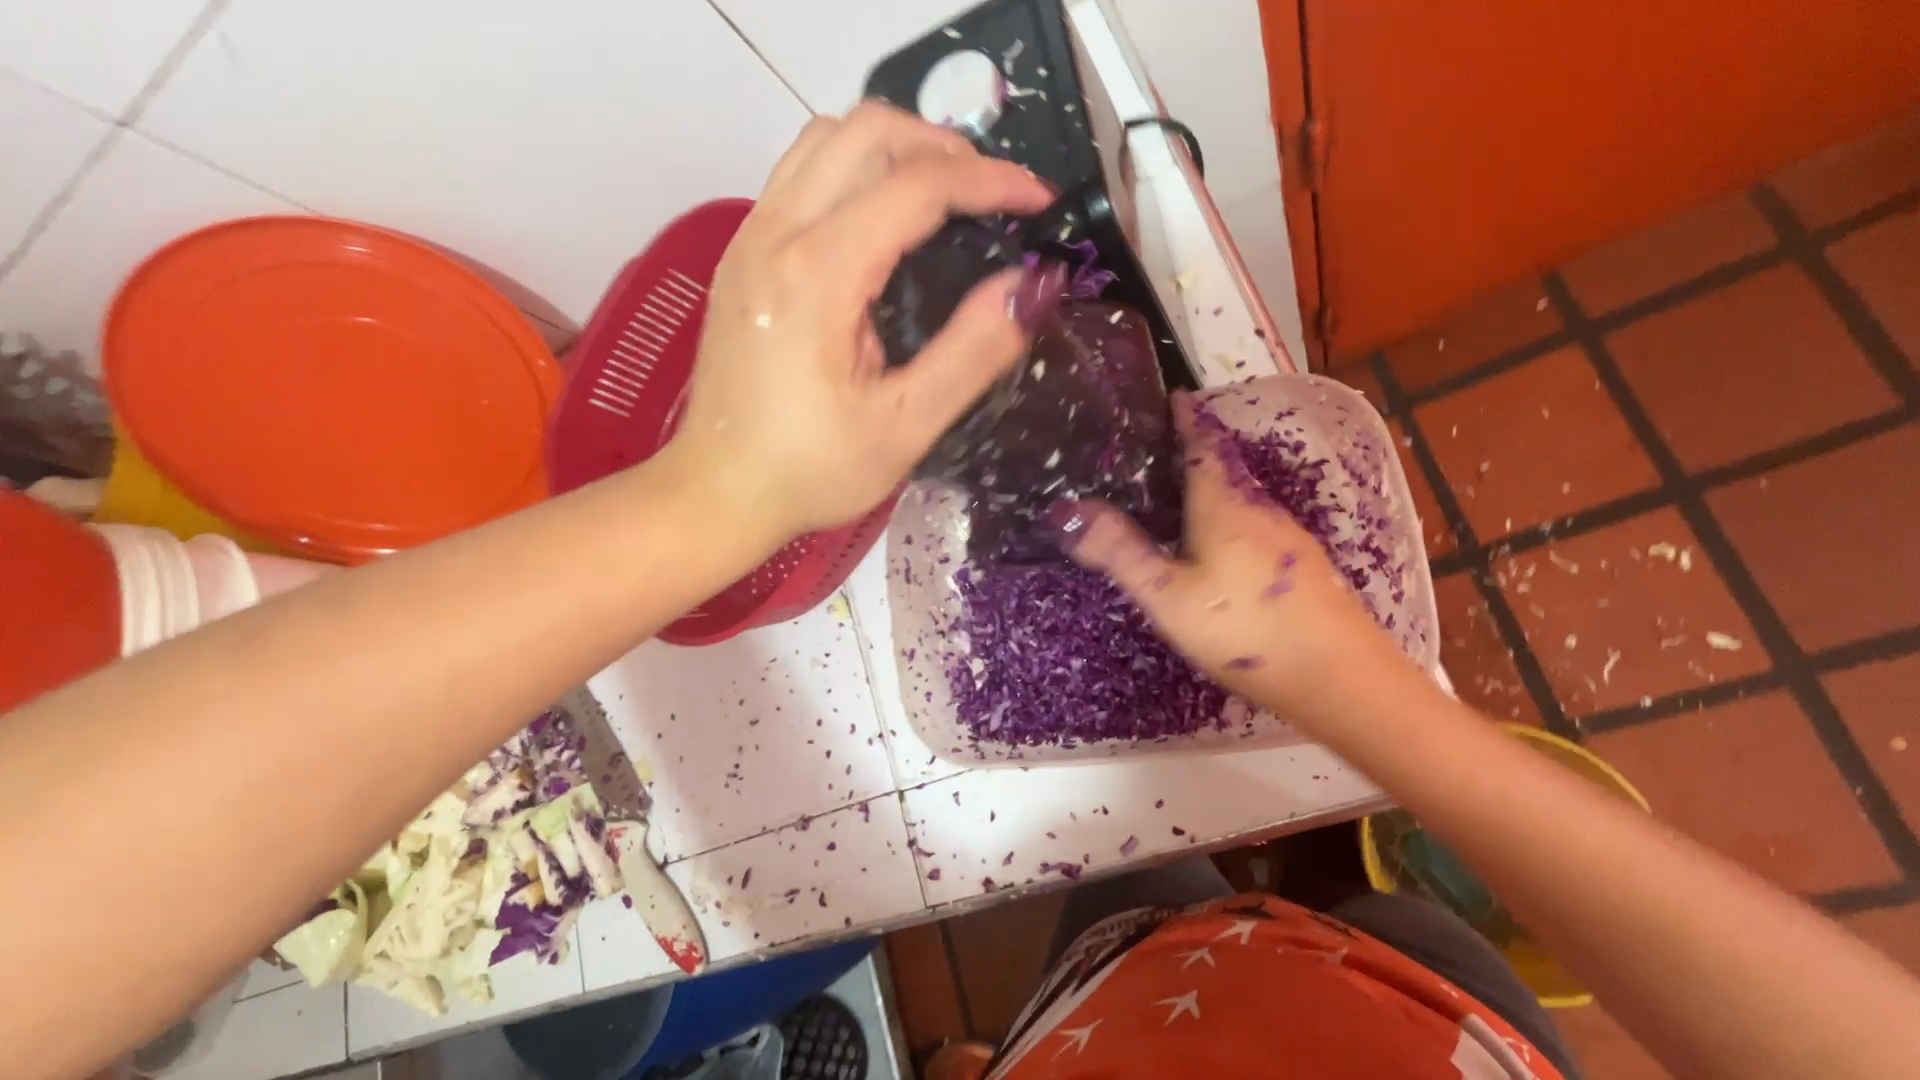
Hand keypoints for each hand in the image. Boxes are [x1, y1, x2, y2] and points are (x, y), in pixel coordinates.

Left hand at [664, 102, 1060, 542]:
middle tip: (990, 192)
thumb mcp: (905, 427)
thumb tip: (1031, 286)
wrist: (718, 490)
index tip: (1040, 200)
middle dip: (942, 144)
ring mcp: (750, 237)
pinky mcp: (742, 253)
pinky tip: (883, 219)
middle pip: (865, 131)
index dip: (990, 181)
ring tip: (943, 192)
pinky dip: (854, 168)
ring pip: (825, 138)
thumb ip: (971, 352)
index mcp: (819, 274)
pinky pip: (801, 172)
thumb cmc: (810, 470)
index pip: (917, 185)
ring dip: (893, 146)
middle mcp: (776, 233)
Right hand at [1047, 391, 1398, 720]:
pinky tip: (1219, 547)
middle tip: (1156, 450)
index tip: (1172, 396)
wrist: (1339, 676)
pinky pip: (1256, 526)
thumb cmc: (1245, 629)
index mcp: (1224, 504)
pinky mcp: (1302, 567)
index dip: (1186, 419)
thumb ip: (1120, 551)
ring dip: (1213, 487)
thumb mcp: (1168, 595)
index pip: (1203, 445)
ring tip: (1176, 495)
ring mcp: (1287, 537)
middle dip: (1194, 453)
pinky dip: (1230, 519)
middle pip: (1224, 468)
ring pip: (1242, 498)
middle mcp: (1259, 509)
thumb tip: (1065, 508)